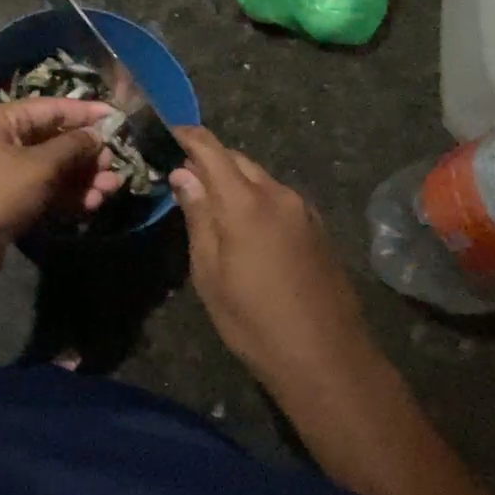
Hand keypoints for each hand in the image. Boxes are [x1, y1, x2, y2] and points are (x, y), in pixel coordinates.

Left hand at [0, 98, 122, 249]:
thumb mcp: (39, 166)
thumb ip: (72, 147)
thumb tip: (96, 135)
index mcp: (3, 120)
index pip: (52, 108)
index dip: (86, 112)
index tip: (118, 117)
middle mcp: (5, 141)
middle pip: (55, 139)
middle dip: (88, 153)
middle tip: (115, 165)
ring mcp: (8, 172)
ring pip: (55, 168)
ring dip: (84, 178)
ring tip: (112, 188)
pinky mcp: (13, 201)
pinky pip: (48, 191)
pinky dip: (70, 195)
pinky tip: (94, 203)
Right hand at [169, 127, 366, 373]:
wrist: (328, 360)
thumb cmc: (254, 321)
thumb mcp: (210, 273)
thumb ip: (198, 217)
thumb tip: (183, 175)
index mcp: (245, 202)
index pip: (210, 148)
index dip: (186, 135)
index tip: (166, 134)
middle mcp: (277, 194)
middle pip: (237, 160)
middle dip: (209, 161)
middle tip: (183, 179)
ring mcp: (303, 210)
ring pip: (259, 178)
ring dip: (234, 181)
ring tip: (212, 205)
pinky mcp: (318, 228)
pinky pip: (278, 198)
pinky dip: (256, 199)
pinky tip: (246, 228)